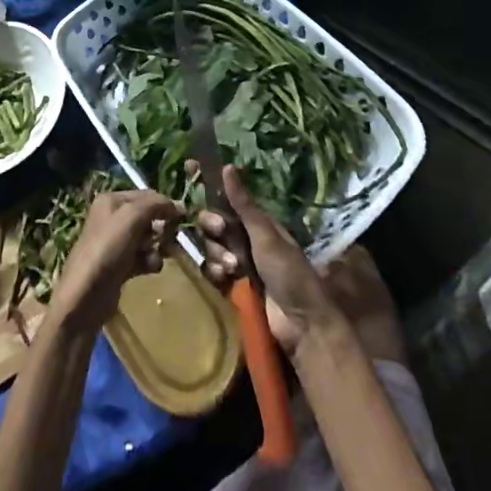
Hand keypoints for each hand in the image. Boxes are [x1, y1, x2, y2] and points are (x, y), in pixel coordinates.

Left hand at [48, 189, 179, 330]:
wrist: (87, 292)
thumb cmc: (108, 247)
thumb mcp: (132, 217)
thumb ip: (155, 205)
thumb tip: (180, 204)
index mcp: (111, 201)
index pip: (146, 195)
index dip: (165, 204)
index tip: (183, 217)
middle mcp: (112, 218)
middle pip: (148, 218)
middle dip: (160, 229)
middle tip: (168, 240)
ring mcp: (115, 242)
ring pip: (147, 239)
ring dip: (156, 247)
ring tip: (154, 256)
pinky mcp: (119, 264)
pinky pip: (142, 257)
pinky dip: (149, 262)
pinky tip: (150, 268)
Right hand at [189, 162, 348, 357]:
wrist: (301, 325)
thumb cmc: (290, 274)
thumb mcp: (266, 235)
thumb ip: (243, 204)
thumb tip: (227, 166)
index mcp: (256, 222)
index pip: (227, 197)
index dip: (208, 184)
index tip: (189, 168)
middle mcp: (244, 238)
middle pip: (212, 221)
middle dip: (211, 225)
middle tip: (218, 230)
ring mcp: (237, 261)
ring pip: (209, 245)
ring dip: (217, 254)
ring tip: (234, 268)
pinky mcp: (230, 283)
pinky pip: (210, 269)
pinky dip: (215, 272)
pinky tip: (226, 278)